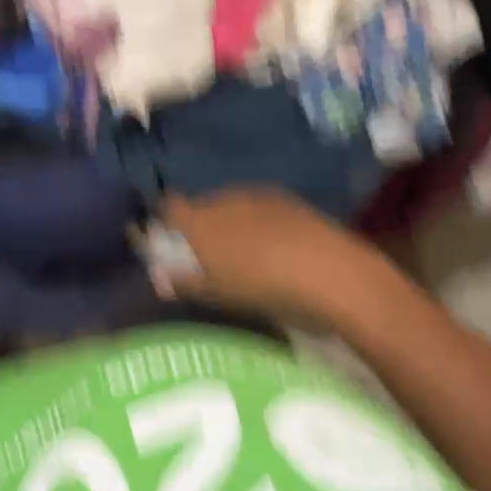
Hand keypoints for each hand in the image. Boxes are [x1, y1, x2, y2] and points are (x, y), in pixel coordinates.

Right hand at [159, 189, 403, 329]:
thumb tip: (158, 279)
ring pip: (232, 205)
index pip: (168, 206)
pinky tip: (273, 246)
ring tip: (243, 252)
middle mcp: (222, 200)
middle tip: (207, 253)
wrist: (332, 273)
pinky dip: (259, 222)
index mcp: (198, 221)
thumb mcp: (217, 293)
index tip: (166, 237)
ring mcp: (258, 197)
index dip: (164, 218)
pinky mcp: (290, 201)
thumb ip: (183, 282)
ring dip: (231, 222)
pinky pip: (261, 208)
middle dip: (200, 224)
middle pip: (200, 205)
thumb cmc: (262, 287)